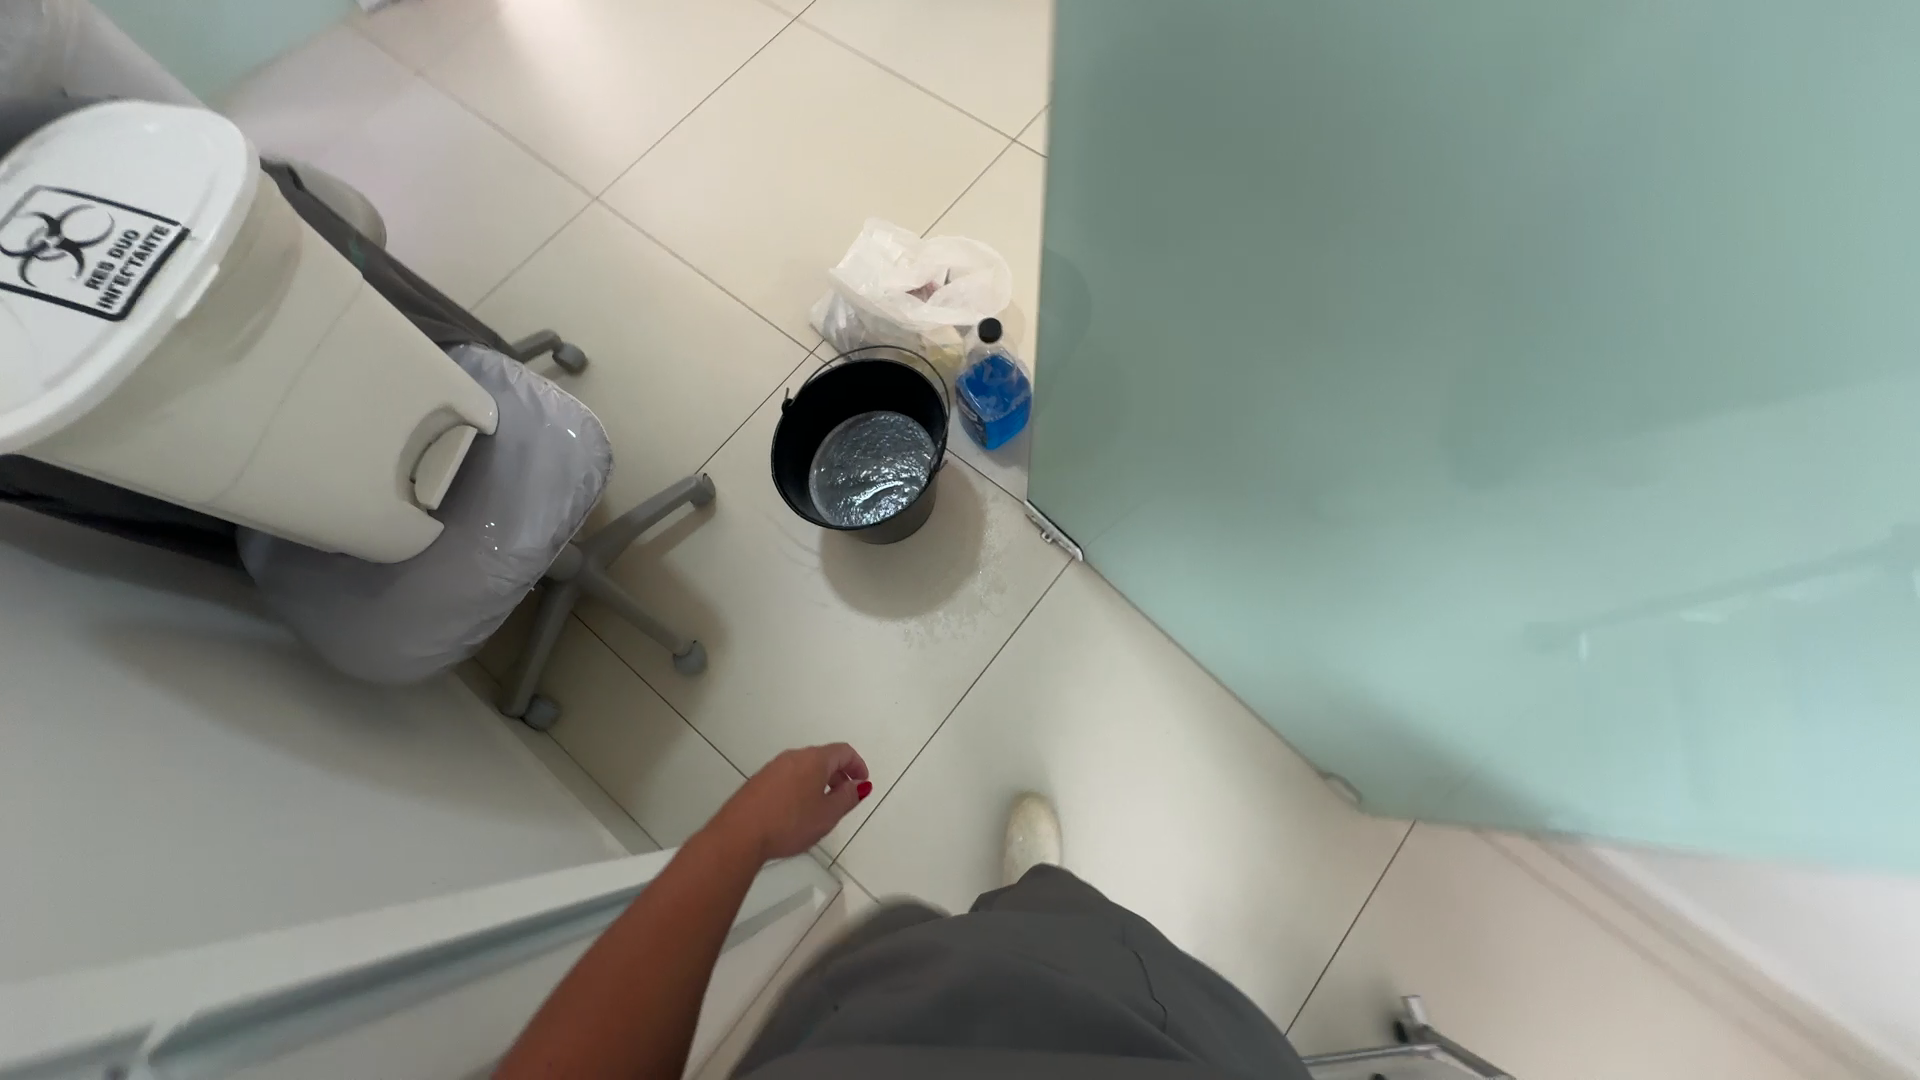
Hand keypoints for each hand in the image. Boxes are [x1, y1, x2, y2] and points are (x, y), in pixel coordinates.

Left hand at [707, 744, 871, 860]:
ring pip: (804, 767)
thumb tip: (860, 784)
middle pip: (823, 757)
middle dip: (839, 773)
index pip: (843, 751)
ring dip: (819, 780)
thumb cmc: (790, 823)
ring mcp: (773, 767)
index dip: (857, 765)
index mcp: (814, 760)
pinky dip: (800, 786)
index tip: (863, 782)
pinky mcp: (758, 781)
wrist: (739, 834)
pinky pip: (788, 776)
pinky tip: (796, 810)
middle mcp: (794, 756)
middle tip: (845, 795)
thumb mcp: (827, 815)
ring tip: (821, 806)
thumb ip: (848, 797)